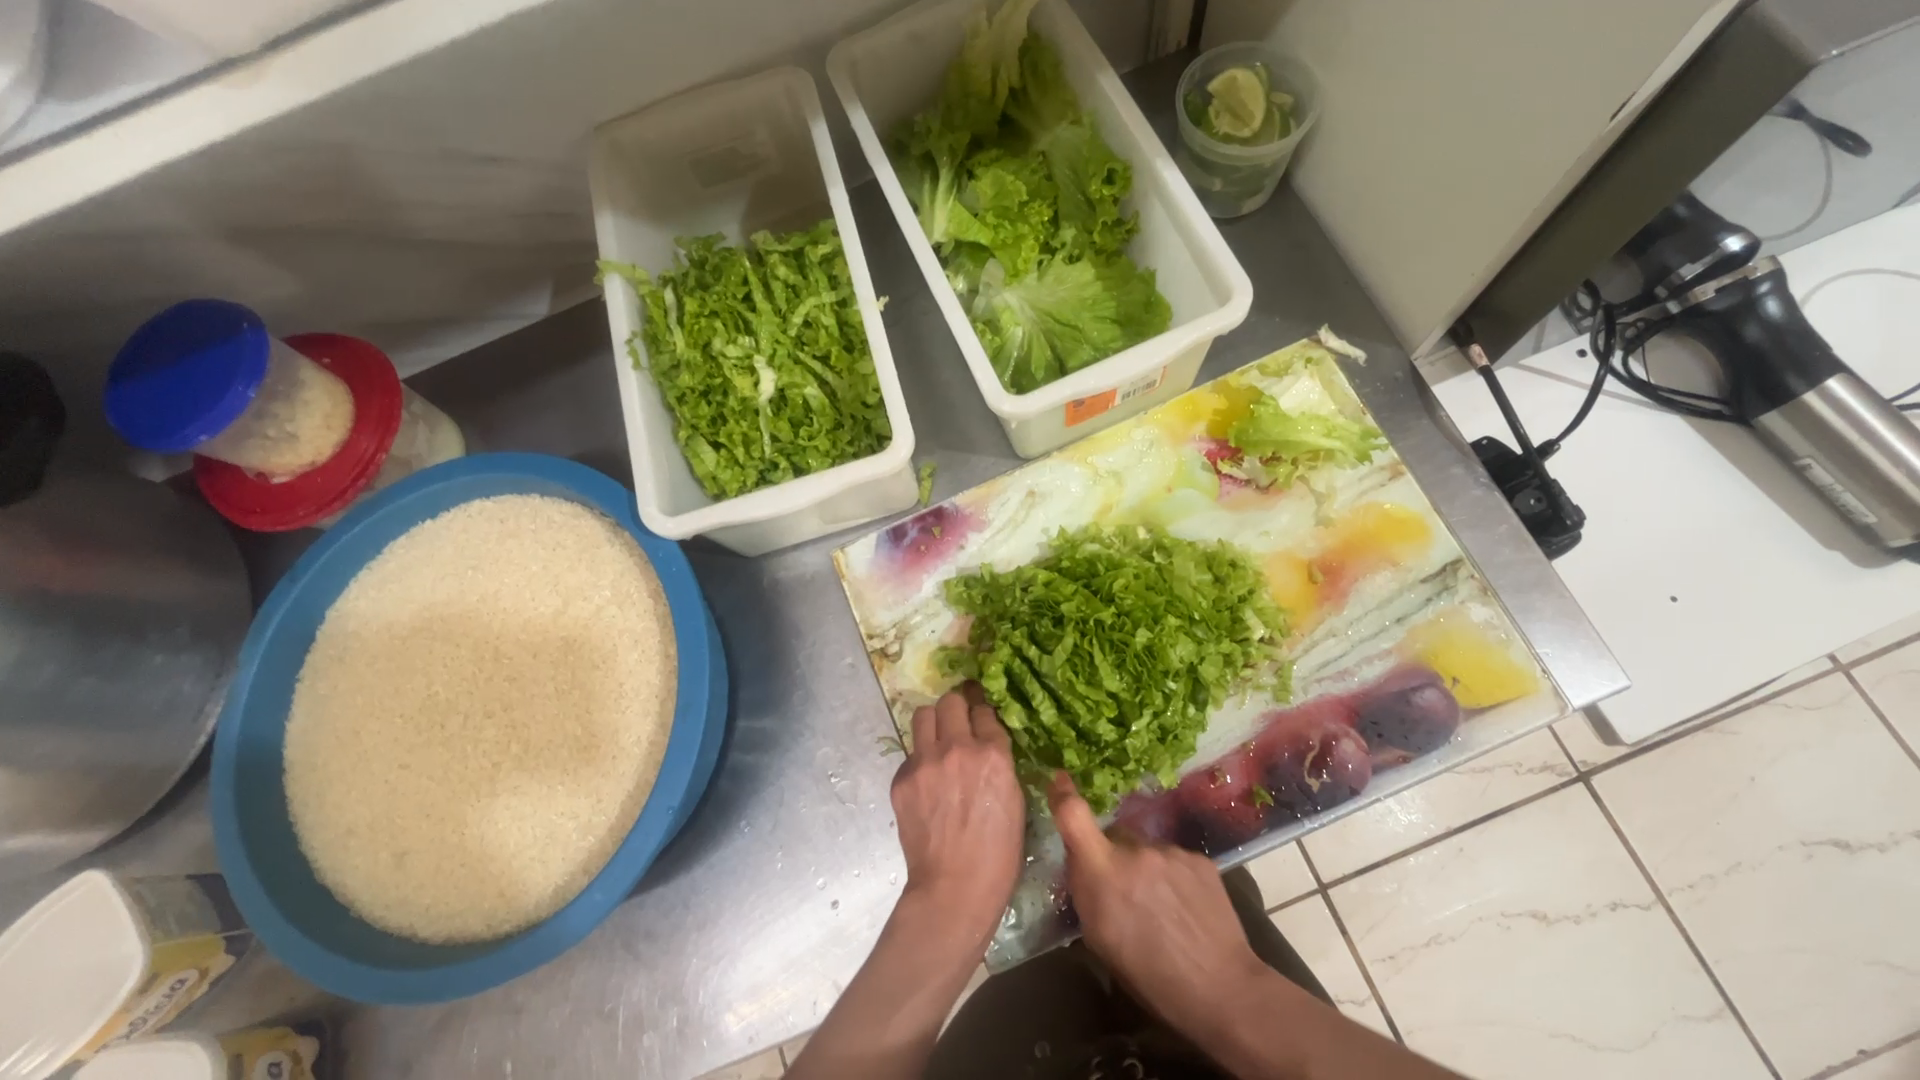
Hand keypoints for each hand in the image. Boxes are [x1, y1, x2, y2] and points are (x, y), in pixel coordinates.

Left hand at [891, 684, 1026, 936]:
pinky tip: (928, 784)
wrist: (954, 887)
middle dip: (957, 708)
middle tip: (959, 721)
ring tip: (938, 742)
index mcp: (993, 755)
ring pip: (923, 716)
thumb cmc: (998, 853)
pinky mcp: (901, 779)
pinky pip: (910, 753)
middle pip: (950, 701)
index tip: (981, 717)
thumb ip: (1000, 763)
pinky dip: (920, 760)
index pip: (985, 711)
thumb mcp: (1015, 801)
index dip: (984, 713)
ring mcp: (924, 762)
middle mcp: (956, 749)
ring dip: (934, 723)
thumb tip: (988, 745)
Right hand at [1048, 771, 1269, 1035]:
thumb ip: (1086, 890)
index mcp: (1104, 872)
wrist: (1219, 987)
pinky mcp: (1200, 859)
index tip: (1058, 778)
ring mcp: (1172, 852)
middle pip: (1113, 838)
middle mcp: (1137, 851)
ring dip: (1146, 870)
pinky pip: (1174, 860)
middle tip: (1124, 895)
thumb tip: (1081, 864)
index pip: (1073, 816)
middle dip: (1112, 858)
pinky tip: (1184, 908)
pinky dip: (1173, 878)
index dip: (1062, 794)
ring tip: (1161, 909)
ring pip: (1146, 851)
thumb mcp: (1098, 938)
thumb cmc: (1147, 974)